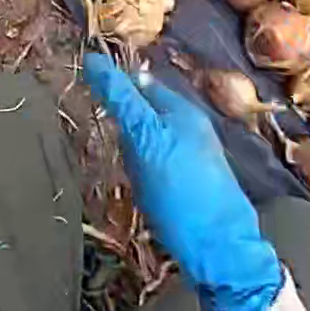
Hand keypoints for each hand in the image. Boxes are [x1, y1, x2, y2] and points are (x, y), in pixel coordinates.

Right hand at [82, 53, 282, 310]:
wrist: (221, 250)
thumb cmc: (181, 188)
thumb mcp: (145, 137)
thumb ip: (122, 99)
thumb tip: (95, 60)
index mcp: (181, 108)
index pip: (140, 83)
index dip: (114, 86)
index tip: (88, 95)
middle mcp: (189, 126)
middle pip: (144, 111)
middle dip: (123, 122)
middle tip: (104, 137)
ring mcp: (193, 154)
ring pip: (149, 140)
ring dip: (132, 149)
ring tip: (124, 168)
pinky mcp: (192, 182)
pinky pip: (157, 164)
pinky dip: (143, 171)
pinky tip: (140, 188)